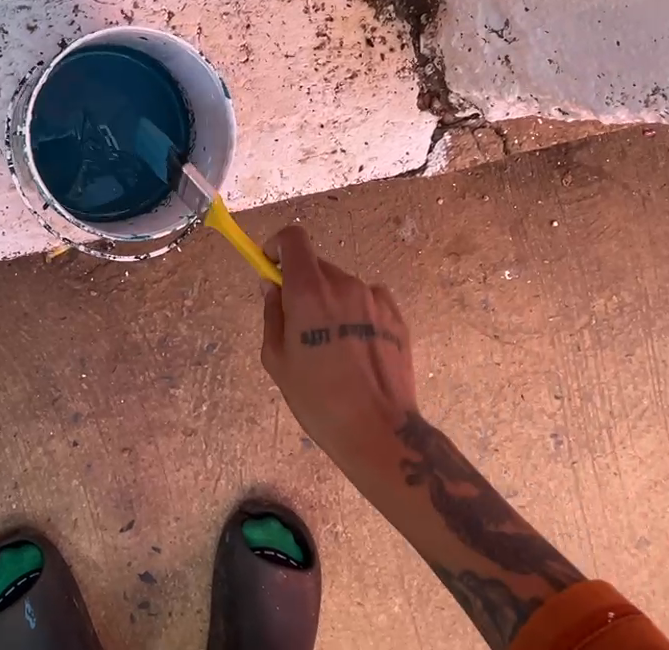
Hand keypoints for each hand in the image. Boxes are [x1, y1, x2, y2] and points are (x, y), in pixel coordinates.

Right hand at [260, 225, 419, 470]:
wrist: (378, 430)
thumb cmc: (317, 398)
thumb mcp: (276, 359)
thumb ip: (272, 314)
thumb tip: (273, 286)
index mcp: (309, 291)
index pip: (293, 239)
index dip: (278, 246)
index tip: (271, 266)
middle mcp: (344, 285)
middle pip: (316, 265)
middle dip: (302, 283)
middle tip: (298, 321)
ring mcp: (374, 299)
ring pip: (341, 285)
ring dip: (329, 300)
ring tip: (330, 343)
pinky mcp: (397, 316)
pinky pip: (367, 300)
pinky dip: (356, 312)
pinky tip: (355, 346)